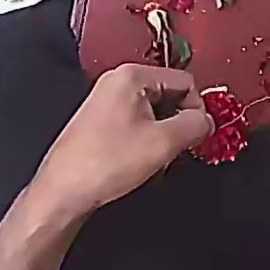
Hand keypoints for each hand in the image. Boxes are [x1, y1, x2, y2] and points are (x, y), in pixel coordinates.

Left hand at [27, 64, 211, 220]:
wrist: (62, 193)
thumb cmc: (107, 163)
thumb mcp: (164, 142)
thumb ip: (195, 124)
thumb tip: (207, 121)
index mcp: (133, 76)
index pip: (185, 82)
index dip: (196, 109)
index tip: (195, 134)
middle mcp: (118, 81)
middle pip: (170, 94)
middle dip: (178, 122)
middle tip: (175, 149)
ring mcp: (106, 99)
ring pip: (155, 110)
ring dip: (163, 133)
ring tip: (155, 158)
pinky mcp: (100, 119)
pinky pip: (137, 120)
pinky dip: (146, 138)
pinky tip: (139, 160)